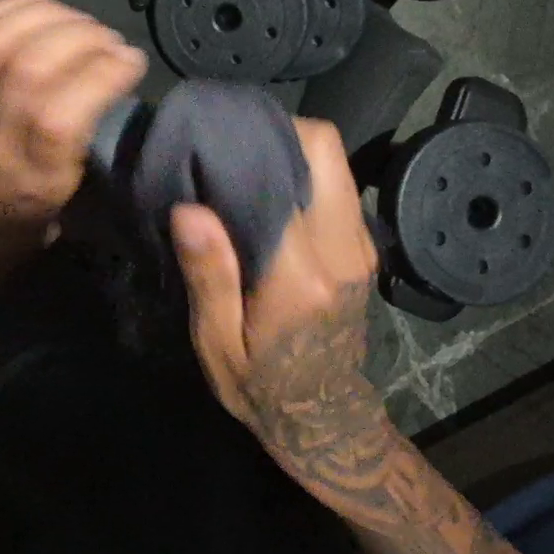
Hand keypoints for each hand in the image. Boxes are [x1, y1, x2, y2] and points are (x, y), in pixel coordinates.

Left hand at [0, 0, 146, 242]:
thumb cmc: (37, 208)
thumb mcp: (77, 191)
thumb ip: (95, 134)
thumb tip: (122, 62)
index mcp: (35, 179)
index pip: (57, 117)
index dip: (100, 75)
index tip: (132, 59)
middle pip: (25, 70)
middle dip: (76, 37)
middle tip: (106, 37)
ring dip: (43, 17)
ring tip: (76, 19)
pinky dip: (6, 10)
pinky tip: (39, 9)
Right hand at [172, 118, 390, 471]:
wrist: (325, 421)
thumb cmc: (261, 388)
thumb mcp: (219, 344)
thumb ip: (210, 276)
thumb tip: (189, 209)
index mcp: (302, 276)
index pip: (287, 178)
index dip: (249, 145)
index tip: (210, 136)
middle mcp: (343, 251)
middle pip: (326, 151)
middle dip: (277, 131)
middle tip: (227, 142)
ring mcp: (361, 247)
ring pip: (335, 165)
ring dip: (290, 151)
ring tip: (241, 162)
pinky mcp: (363, 248)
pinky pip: (337, 187)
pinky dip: (302, 175)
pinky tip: (265, 191)